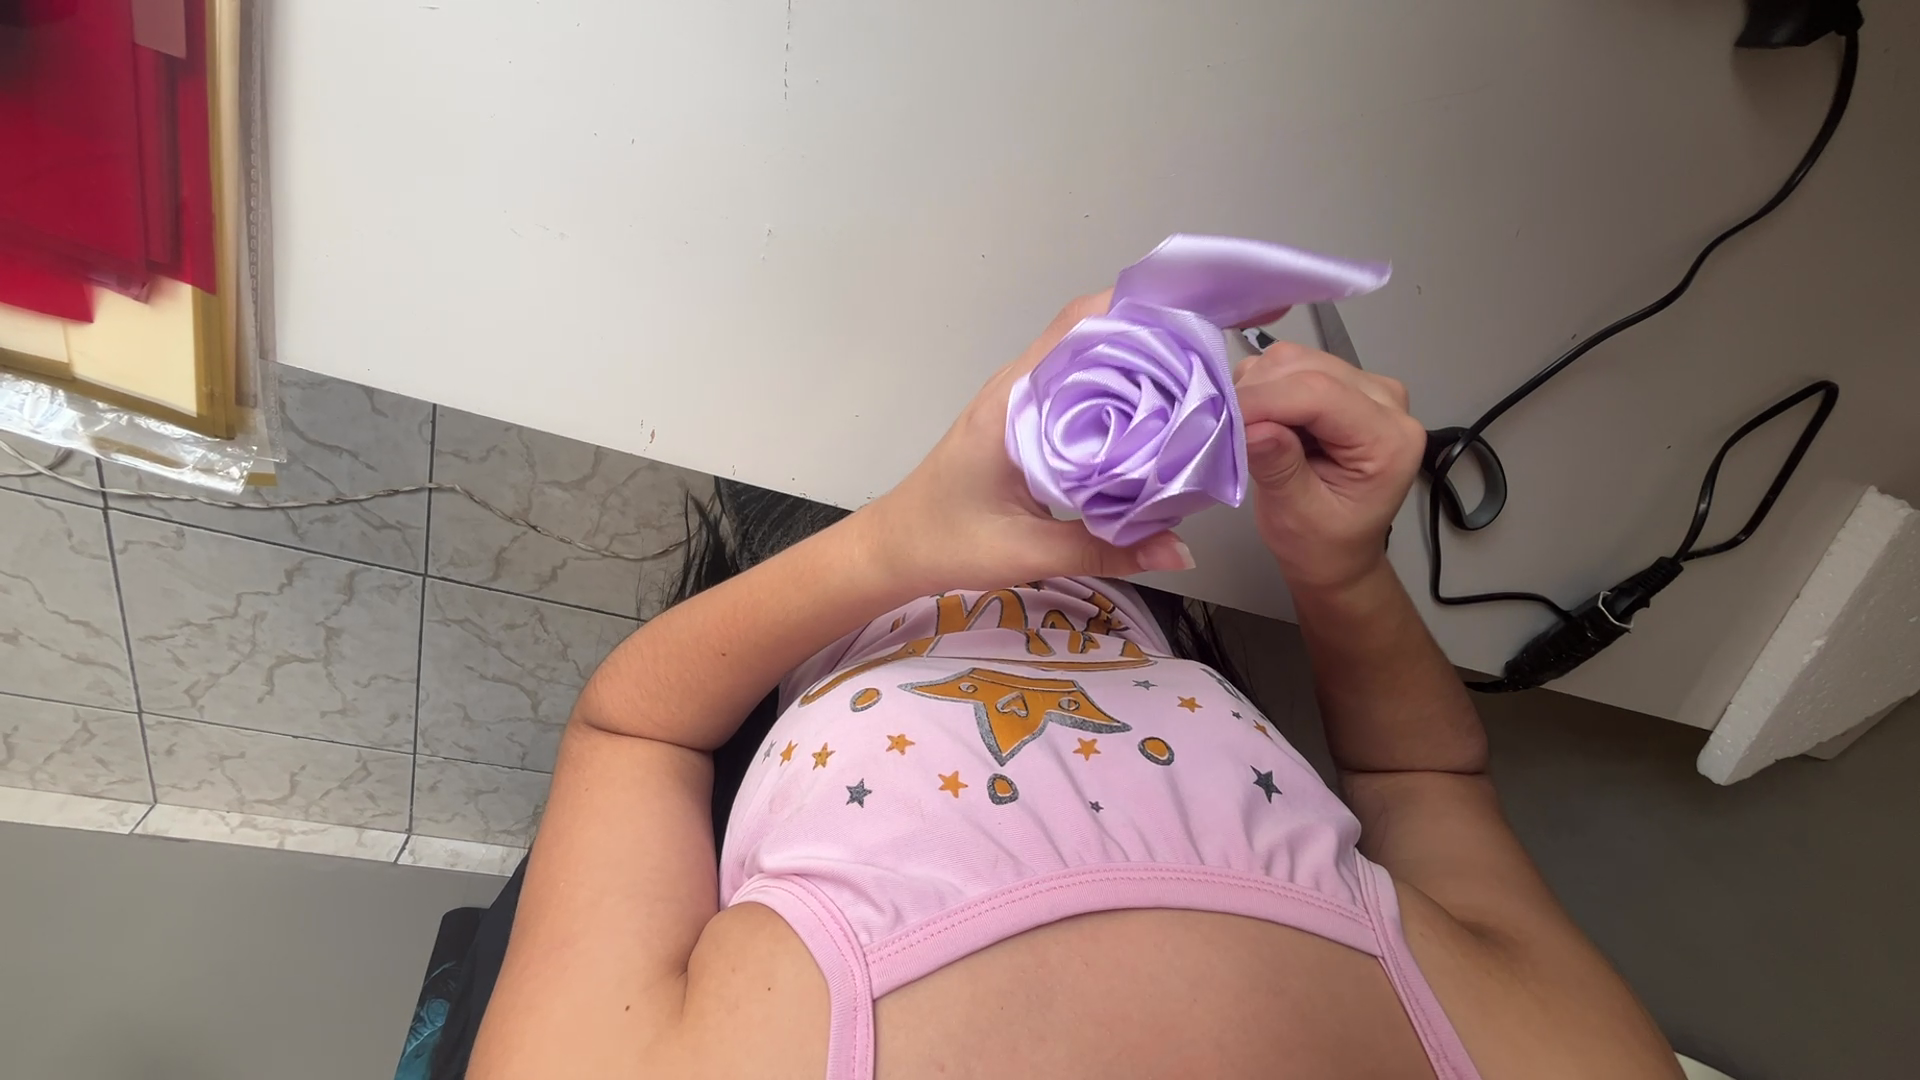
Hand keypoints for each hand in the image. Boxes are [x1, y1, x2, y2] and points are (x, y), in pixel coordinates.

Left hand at [862, 292, 1194, 594]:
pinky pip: (1075, 389)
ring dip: (1134, 362)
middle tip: (1211, 359)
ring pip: (1084, 361)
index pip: (1078, 327)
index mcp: (1013, 405)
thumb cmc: (948, 544)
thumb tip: (1181, 552)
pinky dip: (1113, 391)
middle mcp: (1016, 389)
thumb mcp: (1028, 553)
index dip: (1138, 311)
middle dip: (1151, 337)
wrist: (897, 548)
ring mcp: (1017, 401)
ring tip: (1194, 380)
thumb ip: (1105, 550)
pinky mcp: (1021, 420)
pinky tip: (1150, 417)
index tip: (1194, 320)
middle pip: (1090, 335)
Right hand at [1233, 341, 1425, 593]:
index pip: (1319, 394)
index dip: (1262, 401)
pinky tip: (1257, 420)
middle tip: (1222, 430)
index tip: (1217, 422)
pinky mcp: (1339, 383)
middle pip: (1304, 367)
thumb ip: (1279, 467)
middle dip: (1254, 393)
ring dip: (1255, 388)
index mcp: (1388, 439)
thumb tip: (1250, 425)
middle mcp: (1384, 401)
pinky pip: (1288, 365)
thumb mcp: (1297, 515)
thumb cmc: (1319, 543)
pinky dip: (1259, 386)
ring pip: (1292, 359)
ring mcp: (1363, 386)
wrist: (1336, 553)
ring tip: (1242, 429)